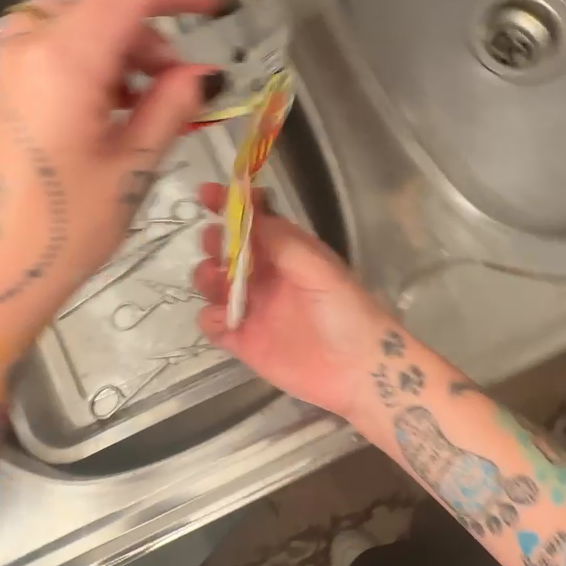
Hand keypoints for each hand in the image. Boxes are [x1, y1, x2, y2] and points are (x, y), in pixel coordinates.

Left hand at [0, 0, 228, 354]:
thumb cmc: (62, 233)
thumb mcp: (131, 171)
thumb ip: (171, 107)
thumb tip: (203, 73)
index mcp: (63, 59)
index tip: (215, 8)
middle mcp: (19, 46)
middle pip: (97, 7)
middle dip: (148, 38)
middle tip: (178, 88)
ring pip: (66, 29)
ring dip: (112, 54)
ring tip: (137, 110)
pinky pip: (36, 55)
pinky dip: (77, 68)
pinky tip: (93, 118)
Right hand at [190, 182, 396, 418]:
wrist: (359, 371)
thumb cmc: (348, 313)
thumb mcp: (320, 270)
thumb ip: (283, 243)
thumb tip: (248, 214)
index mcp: (288, 253)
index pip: (254, 221)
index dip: (230, 205)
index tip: (206, 194)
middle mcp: (267, 276)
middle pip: (226, 250)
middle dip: (215, 242)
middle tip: (216, 246)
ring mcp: (254, 309)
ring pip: (213, 284)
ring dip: (207, 277)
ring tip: (219, 283)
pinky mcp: (244, 342)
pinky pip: (212, 324)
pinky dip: (209, 319)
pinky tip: (223, 321)